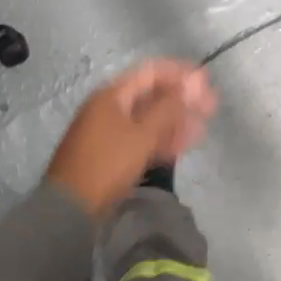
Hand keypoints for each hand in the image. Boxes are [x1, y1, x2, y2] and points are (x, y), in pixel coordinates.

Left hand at [45, 60, 217, 217]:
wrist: (70, 208)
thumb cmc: (107, 164)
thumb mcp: (143, 135)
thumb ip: (170, 107)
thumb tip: (194, 83)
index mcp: (113, 95)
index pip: (152, 72)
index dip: (181, 74)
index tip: (206, 81)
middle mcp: (111, 107)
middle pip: (152, 95)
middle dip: (182, 100)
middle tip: (210, 108)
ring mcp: (110, 131)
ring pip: (149, 119)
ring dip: (175, 122)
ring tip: (201, 130)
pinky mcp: (112, 153)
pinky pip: (142, 138)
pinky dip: (161, 139)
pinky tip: (181, 146)